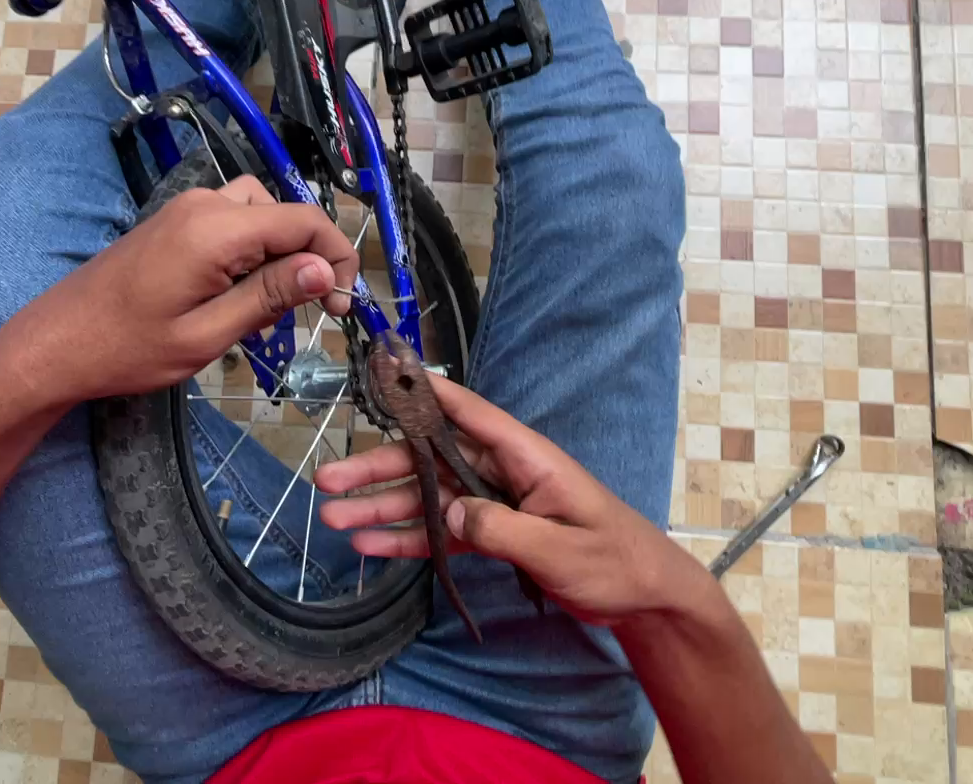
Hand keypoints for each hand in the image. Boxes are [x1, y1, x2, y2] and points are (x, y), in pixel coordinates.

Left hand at [0, 176, 359, 408]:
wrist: (54, 344)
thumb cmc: (127, 349)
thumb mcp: (207, 334)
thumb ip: (269, 296)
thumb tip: (324, 269)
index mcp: (216, 229)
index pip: (303, 221)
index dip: (335, 258)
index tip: (342, 306)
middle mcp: (204, 204)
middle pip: (284, 213)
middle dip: (306, 258)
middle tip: (304, 314)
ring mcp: (186, 209)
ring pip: (260, 213)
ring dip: (278, 254)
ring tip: (266, 308)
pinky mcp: (174, 222)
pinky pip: (232, 222)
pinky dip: (251, 251)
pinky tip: (236, 295)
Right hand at [314, 377, 721, 627]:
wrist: (644, 598)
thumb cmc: (613, 561)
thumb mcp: (560, 547)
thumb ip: (502, 528)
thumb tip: (447, 511)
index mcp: (523, 455)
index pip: (467, 412)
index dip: (425, 392)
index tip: (384, 375)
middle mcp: (499, 470)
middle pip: (429, 459)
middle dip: (379, 468)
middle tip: (328, 480)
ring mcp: (491, 501)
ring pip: (426, 495)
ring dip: (381, 506)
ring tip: (334, 517)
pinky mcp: (490, 532)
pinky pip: (440, 529)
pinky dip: (407, 537)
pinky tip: (370, 545)